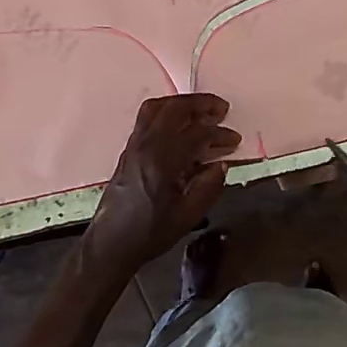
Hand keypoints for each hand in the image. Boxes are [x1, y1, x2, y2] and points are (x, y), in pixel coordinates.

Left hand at [82, 94, 240, 277]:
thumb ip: (208, 187)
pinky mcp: (128, 150)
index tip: (234, 140)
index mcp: (163, 161)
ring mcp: (134, 145)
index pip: (197, 134)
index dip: (220, 134)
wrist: (112, 243)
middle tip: (221, 108)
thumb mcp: (188, 216)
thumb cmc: (150, 232)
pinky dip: (166, 113)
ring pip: (157, 107)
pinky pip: (147, 118)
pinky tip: (179, 125)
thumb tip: (222, 164)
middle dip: (201, 104)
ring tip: (200, 110)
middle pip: (175, 108)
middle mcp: (146, 145)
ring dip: (181, 104)